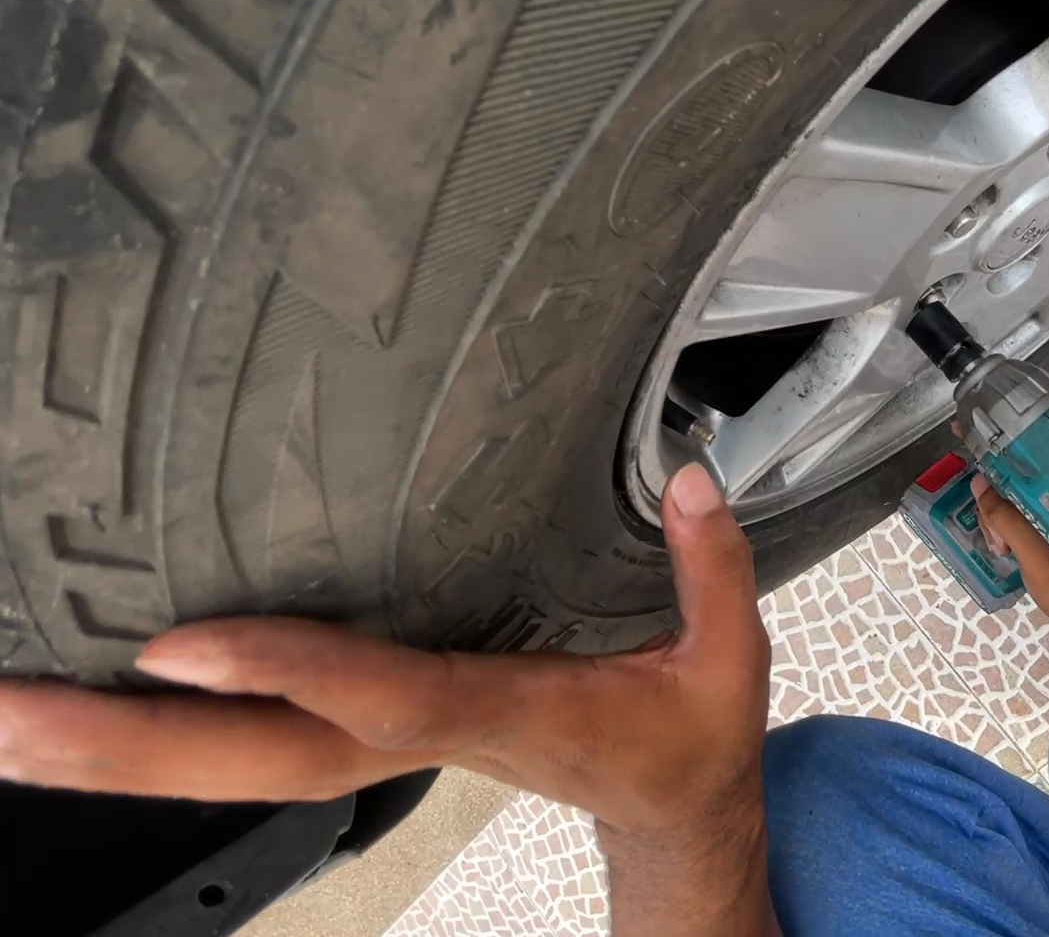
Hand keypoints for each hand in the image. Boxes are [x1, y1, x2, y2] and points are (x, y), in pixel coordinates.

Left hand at [0, 464, 769, 841]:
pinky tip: (149, 702)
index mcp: (529, 716)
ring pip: (262, 765)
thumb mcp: (732, 656)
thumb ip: (715, 568)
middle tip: (2, 711)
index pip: (402, 699)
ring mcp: (426, 747)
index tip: (186, 646)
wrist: (677, 812)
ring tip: (15, 715)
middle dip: (139, 748)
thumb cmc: (697, 737)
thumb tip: (691, 480)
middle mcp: (454, 740)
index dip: (303, 673)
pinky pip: (290, 742)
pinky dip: (200, 731)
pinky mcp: (421, 737)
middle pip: (277, 762)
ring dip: (137, 751)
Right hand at [969, 475, 1048, 631]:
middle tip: (1001, 544)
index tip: (987, 508)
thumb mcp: (1036, 558)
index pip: (1030, 467)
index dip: (1001, 478)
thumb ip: (1008, 522)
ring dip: (1003, 521)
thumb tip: (980, 483)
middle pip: (1020, 483)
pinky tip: (1010, 547)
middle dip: (999, 508)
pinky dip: (1014, 527)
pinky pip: (1028, 515)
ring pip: (1020, 500)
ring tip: (1006, 549)